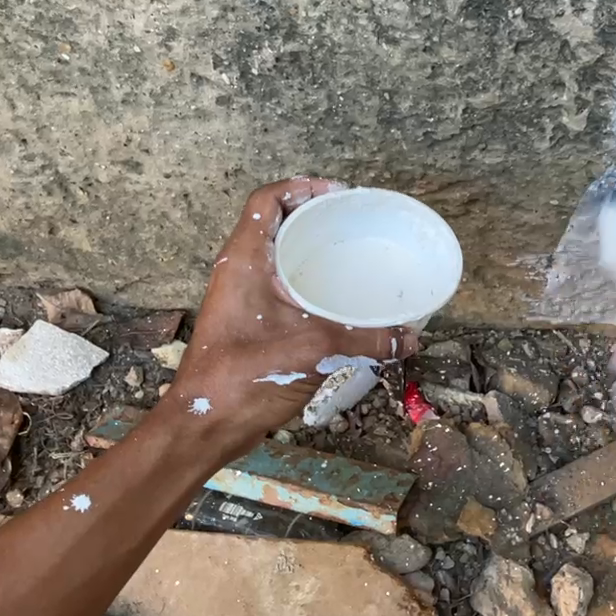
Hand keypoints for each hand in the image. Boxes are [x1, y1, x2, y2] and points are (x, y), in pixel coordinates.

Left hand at [159, 178, 420, 454]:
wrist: (205, 427)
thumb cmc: (244, 379)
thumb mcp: (314, 350)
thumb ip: (366, 341)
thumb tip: (410, 338)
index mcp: (244, 261)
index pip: (266, 201)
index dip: (301, 187)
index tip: (338, 194)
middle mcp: (241, 273)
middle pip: (276, 225)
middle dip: (314, 218)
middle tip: (353, 224)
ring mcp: (244, 301)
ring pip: (281, 260)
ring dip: (312, 254)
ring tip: (352, 257)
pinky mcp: (252, 326)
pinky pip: (285, 291)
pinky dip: (311, 287)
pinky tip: (341, 303)